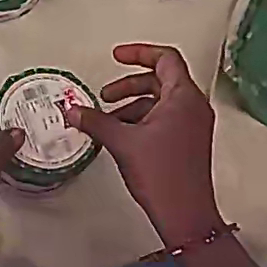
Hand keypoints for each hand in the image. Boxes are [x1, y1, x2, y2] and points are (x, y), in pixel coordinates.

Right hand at [65, 44, 221, 246]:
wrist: (185, 214)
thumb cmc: (161, 174)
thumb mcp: (123, 142)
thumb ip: (95, 121)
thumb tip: (72, 110)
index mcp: (183, 97)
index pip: (165, 59)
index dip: (139, 53)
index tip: (117, 56)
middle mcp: (194, 106)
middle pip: (161, 80)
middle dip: (130, 84)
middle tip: (106, 96)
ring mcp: (194, 125)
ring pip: (161, 102)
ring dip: (133, 105)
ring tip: (107, 121)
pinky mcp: (189, 142)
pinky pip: (166, 119)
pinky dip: (143, 120)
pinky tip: (121, 136)